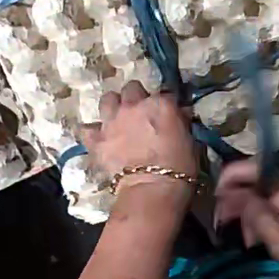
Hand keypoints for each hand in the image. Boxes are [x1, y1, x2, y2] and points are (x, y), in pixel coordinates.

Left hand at [84, 82, 199, 200]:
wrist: (151, 189)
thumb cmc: (179, 167)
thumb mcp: (190, 141)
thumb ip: (181, 122)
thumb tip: (180, 113)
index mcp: (160, 103)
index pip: (164, 93)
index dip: (164, 103)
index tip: (166, 112)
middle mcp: (134, 105)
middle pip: (132, 89)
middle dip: (135, 97)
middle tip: (139, 113)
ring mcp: (112, 120)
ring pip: (107, 99)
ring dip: (113, 107)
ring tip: (117, 119)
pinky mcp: (96, 138)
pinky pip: (88, 128)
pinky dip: (93, 132)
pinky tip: (98, 138)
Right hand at [215, 161, 278, 278]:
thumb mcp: (278, 241)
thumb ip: (253, 214)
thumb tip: (232, 195)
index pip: (250, 169)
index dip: (228, 181)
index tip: (214, 201)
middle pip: (259, 182)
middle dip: (239, 201)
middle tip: (225, 228)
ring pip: (270, 193)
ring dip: (253, 211)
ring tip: (247, 238)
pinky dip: (269, 215)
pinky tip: (265, 236)